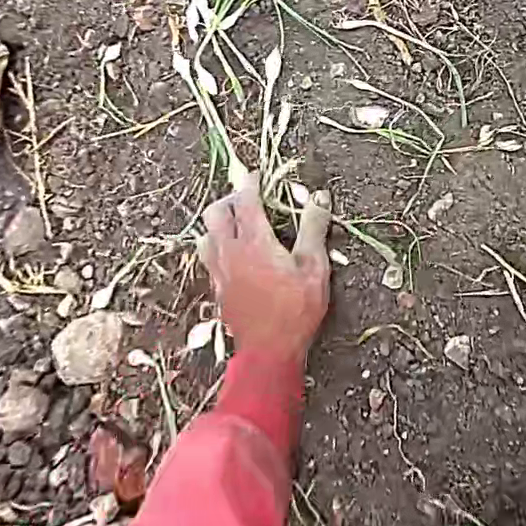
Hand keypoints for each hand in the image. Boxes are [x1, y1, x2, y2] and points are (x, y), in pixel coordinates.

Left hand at [199, 174, 331, 363]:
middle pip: (216, 214)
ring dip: (220, 221)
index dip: (250, 183)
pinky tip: (234, 250)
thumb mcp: (314, 265)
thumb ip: (314, 227)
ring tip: (239, 220)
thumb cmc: (296, 307)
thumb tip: (319, 196)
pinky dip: (218, 242)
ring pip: (206, 234)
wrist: (269, 352)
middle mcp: (230, 253)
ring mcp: (220, 272)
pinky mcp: (218, 288)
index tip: (256, 173)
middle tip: (248, 195)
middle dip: (230, 198)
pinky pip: (209, 255)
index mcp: (254, 243)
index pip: (246, 202)